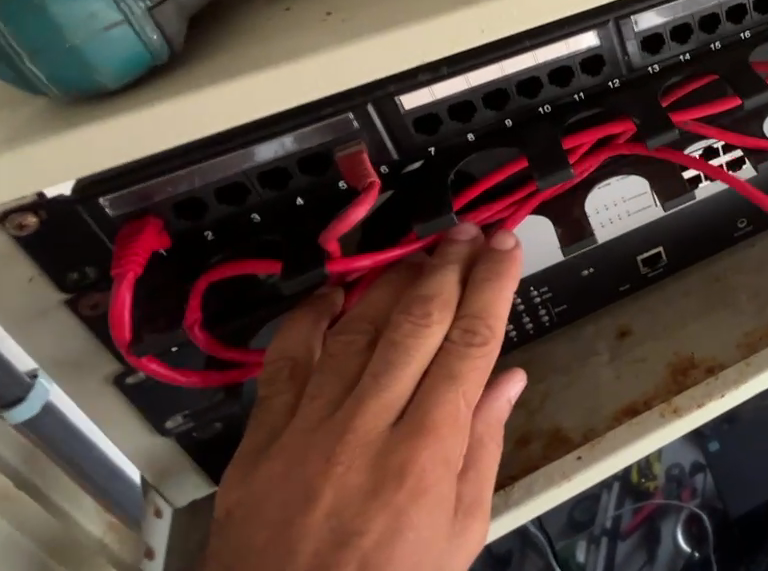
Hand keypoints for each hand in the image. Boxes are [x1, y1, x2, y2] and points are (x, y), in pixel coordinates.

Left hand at [201, 222, 526, 570]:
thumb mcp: (460, 535)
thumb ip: (484, 448)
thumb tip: (510, 377)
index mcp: (428, 452)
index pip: (471, 341)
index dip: (493, 284)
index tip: (507, 246)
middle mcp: (368, 428)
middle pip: (418, 322)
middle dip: (450, 266)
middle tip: (470, 232)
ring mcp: (306, 431)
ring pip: (357, 328)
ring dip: (394, 280)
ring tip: (422, 250)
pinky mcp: (258, 443)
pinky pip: (285, 362)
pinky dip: (309, 318)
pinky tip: (334, 290)